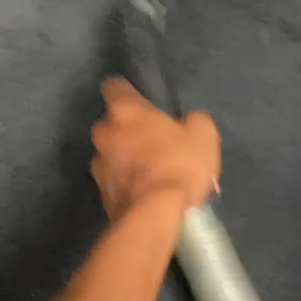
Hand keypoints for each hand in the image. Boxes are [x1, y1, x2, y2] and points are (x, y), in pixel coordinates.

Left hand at [90, 78, 219, 220]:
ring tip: (150, 171)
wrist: (153, 214)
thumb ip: (193, 119)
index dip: (129, 92)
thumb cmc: (177, 164)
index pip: (114, 86)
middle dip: (129, 129)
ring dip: (125, 158)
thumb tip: (187, 121)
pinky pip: (114, 180)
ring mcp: (98, 165)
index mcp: (124, 110)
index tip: (145, 103)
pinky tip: (146, 191)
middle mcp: (103, 132)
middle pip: (112, 123)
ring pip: (111, 153)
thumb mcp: (203, 134)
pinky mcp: (100, 193)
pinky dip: (126, 182)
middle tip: (154, 141)